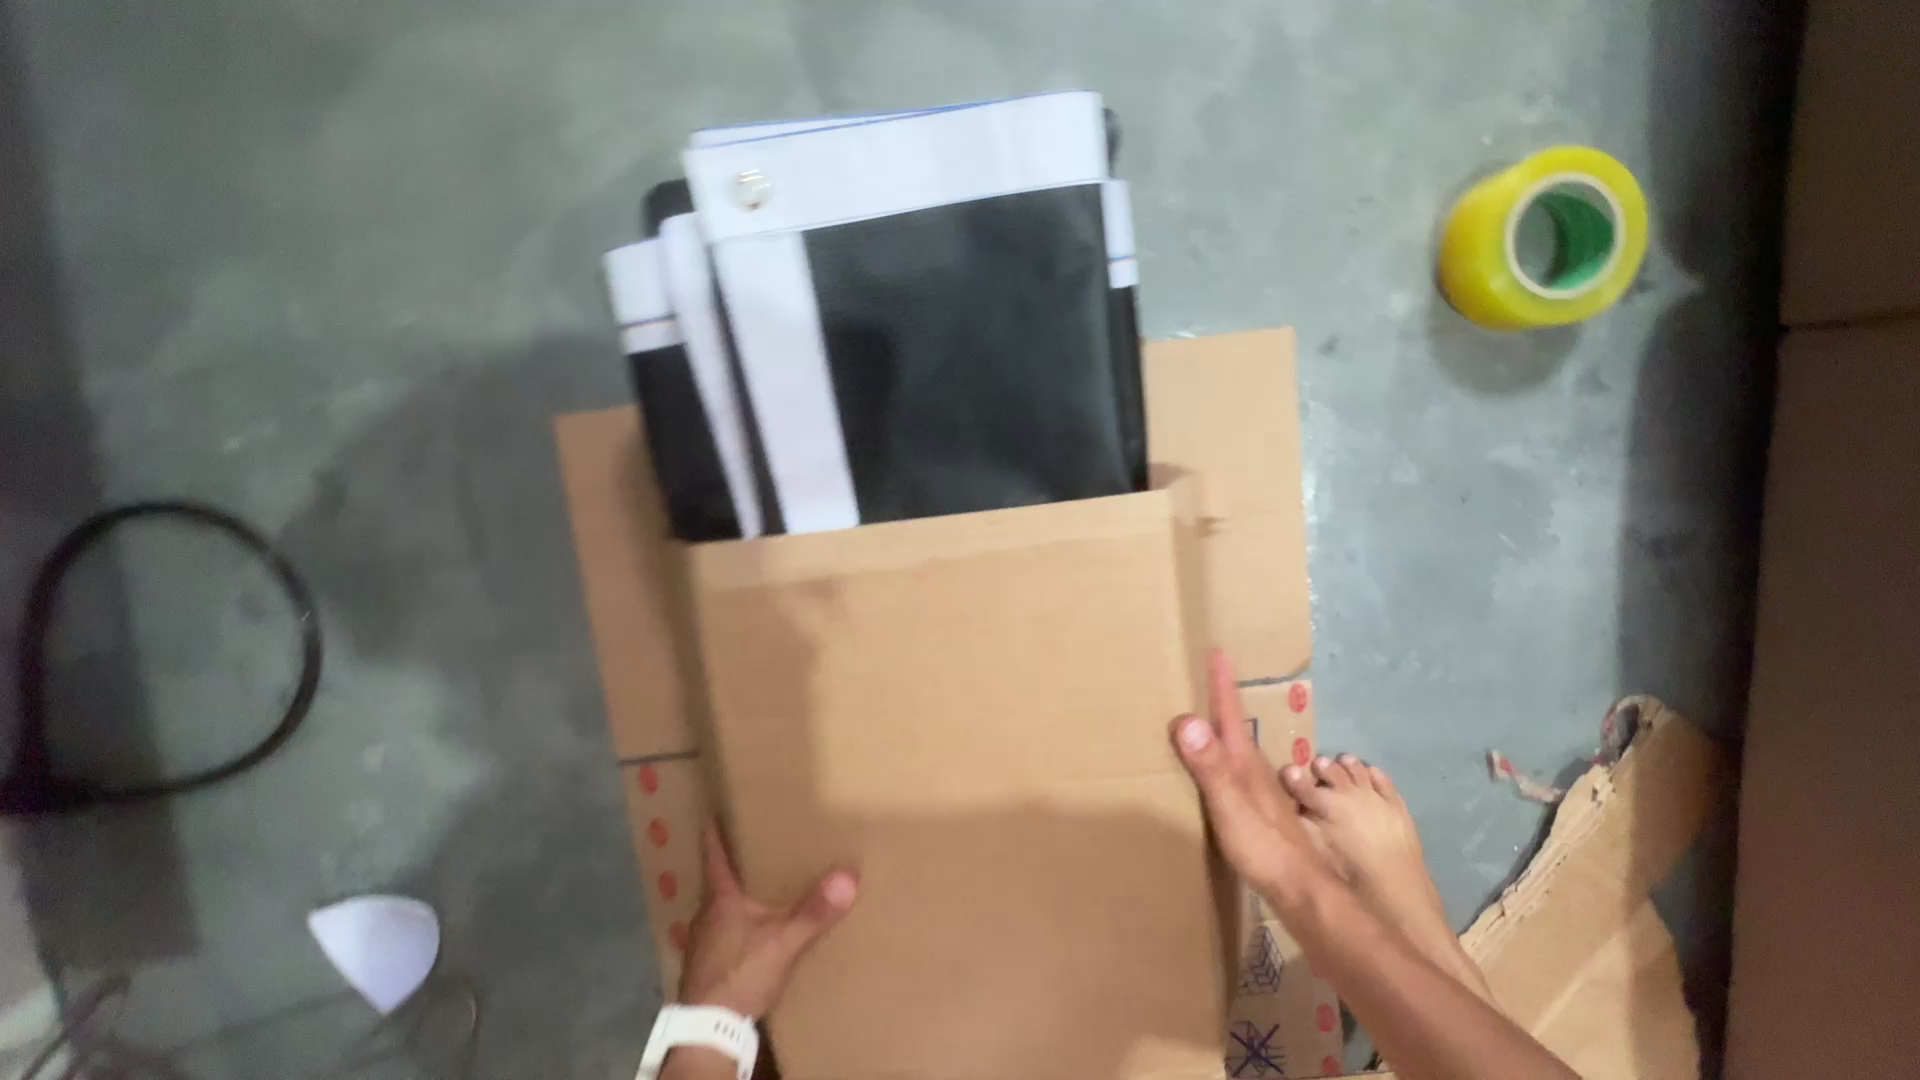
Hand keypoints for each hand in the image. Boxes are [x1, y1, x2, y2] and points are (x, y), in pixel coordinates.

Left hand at [678, 821, 858, 1017]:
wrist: (709, 1032)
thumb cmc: (740, 974)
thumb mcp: (783, 943)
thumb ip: (813, 912)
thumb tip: (848, 877)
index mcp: (720, 899)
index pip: (714, 855)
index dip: (715, 832)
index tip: (715, 810)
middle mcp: (706, 915)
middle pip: (718, 880)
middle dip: (735, 863)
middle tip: (756, 844)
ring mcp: (702, 943)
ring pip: (719, 907)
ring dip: (736, 896)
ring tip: (760, 886)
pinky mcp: (706, 967)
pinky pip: (722, 933)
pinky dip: (737, 924)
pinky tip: (754, 932)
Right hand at [1168, 650, 1340, 907]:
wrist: (1303, 892)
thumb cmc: (1264, 847)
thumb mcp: (1230, 805)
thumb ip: (1210, 766)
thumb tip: (1189, 720)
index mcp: (1245, 764)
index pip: (1231, 715)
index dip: (1222, 684)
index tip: (1218, 651)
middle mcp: (1256, 773)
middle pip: (1237, 728)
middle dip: (1223, 701)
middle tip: (1211, 675)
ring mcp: (1263, 795)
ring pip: (1241, 752)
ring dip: (1228, 733)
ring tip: (1213, 721)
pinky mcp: (1263, 816)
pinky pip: (1241, 776)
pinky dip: (1229, 763)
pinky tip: (1227, 775)